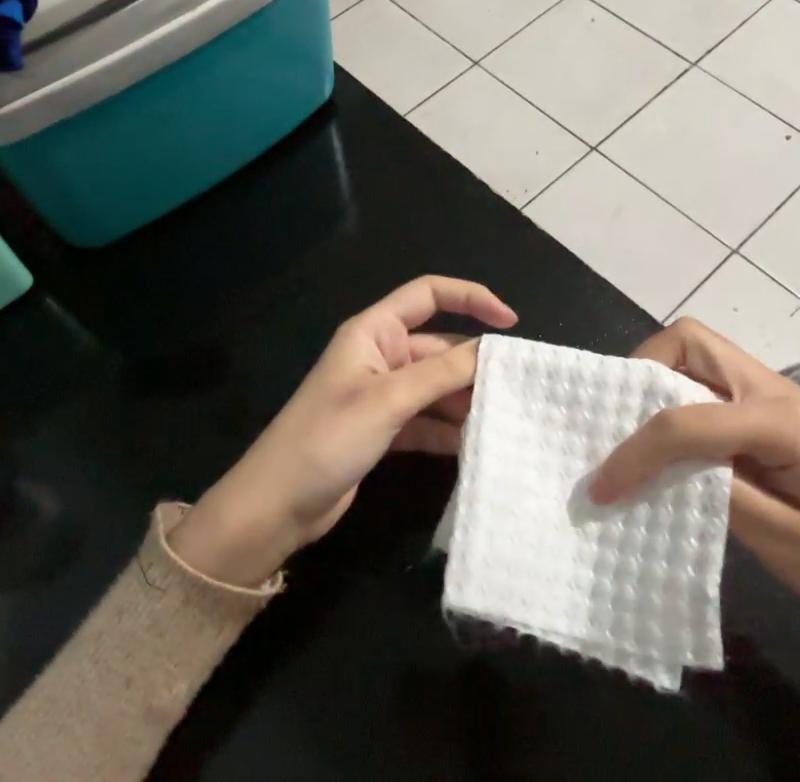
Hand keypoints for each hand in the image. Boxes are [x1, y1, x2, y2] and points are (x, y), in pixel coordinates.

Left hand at [169, 277, 517, 585]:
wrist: (278, 503)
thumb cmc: (327, 438)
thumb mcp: (389, 400)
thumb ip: (442, 373)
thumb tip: (492, 350)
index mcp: (373, 332)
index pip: (427, 295)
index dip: (470, 298)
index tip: (511, 323)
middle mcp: (379, 357)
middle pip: (439, 347)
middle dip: (475, 365)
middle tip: (521, 389)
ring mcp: (381, 396)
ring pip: (437, 387)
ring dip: (466, 402)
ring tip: (509, 420)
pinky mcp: (383, 431)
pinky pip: (428, 421)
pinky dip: (450, 431)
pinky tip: (478, 446)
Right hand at [587, 319, 799, 622]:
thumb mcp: (783, 541)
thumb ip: (714, 495)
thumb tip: (649, 473)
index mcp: (784, 422)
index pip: (686, 418)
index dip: (635, 450)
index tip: (601, 488)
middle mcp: (774, 392)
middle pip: (690, 341)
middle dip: (640, 372)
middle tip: (613, 426)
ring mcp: (771, 398)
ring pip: (694, 355)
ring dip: (652, 383)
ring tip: (626, 435)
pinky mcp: (765, 417)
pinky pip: (703, 387)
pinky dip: (669, 402)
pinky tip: (659, 446)